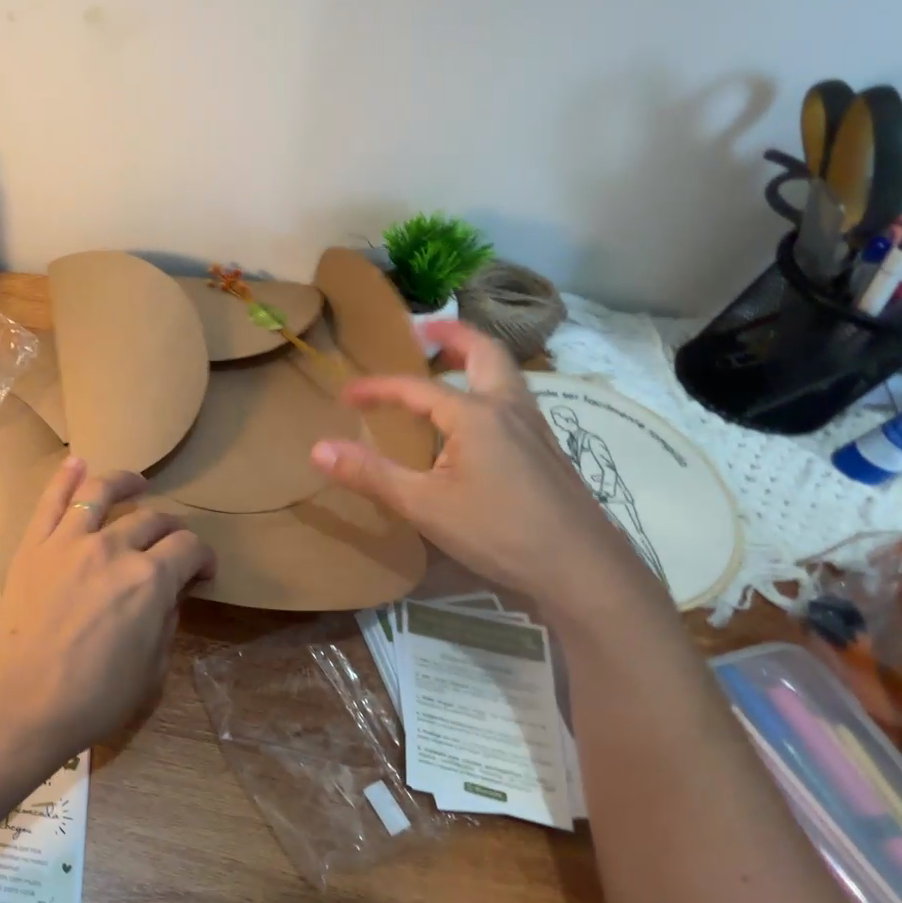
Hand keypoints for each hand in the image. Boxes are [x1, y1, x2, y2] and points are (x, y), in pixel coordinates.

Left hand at [0, 458, 214, 762]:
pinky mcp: (34, 545)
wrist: (23, 698)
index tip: (203, 570)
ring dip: (124, 482)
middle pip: (151, 519)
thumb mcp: (152, 670)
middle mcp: (112, 548)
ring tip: (136, 481)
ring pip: (100, 492)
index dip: (203, 557)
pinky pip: (50, 501)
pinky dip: (65, 476)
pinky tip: (77, 462)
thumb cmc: (94, 696)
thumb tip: (169, 596)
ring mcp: (68, 541)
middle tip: (172, 541)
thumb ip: (165, 622)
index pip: (189, 548)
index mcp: (150, 580)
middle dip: (171, 528)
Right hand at [309, 321, 660, 614]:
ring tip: (448, 367)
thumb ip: (370, 474)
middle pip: (486, 354)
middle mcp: (510, 410)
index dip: (377, 388)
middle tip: (426, 330)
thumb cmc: (498, 532)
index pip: (416, 388)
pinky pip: (514, 403)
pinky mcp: (548, 454)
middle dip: (454, 337)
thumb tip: (317, 448)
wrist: (584, 571)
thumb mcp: (423, 505)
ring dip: (476, 361)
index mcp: (476, 415)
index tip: (345, 394)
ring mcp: (536, 431)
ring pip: (507, 377)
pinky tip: (475, 423)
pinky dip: (489, 390)